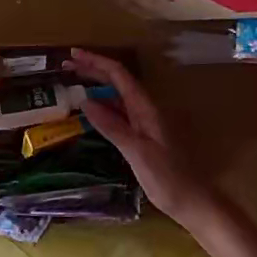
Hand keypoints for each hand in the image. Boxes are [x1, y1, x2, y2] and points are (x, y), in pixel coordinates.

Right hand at [66, 49, 217, 220]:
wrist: (189, 200)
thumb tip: (85, 101)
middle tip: (66, 66)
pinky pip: (118, 111)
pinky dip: (101, 105)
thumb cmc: (166, 177)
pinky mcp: (140, 135)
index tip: (73, 55)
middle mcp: (144, 109)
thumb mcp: (136, 151)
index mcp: (145, 108)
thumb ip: (111, 126)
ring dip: (96, 85)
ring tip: (73, 81)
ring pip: (116, 95)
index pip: (118, 74)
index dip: (95, 61)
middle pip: (117, 80)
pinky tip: (89, 109)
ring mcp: (143, 122)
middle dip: (92, 69)